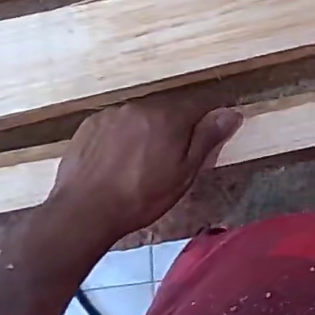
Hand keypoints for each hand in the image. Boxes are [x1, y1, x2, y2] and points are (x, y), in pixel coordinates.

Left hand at [46, 97, 242, 246]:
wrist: (83, 212)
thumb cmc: (141, 197)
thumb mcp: (184, 173)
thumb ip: (208, 138)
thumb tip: (232, 112)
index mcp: (169, 116)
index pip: (200, 102)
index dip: (210, 115)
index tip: (212, 130)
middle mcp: (142, 106)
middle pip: (169, 109)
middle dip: (176, 126)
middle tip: (173, 157)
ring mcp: (113, 113)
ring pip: (142, 115)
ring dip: (148, 130)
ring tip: (141, 161)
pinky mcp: (90, 124)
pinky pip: (117, 123)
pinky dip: (123, 135)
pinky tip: (118, 160)